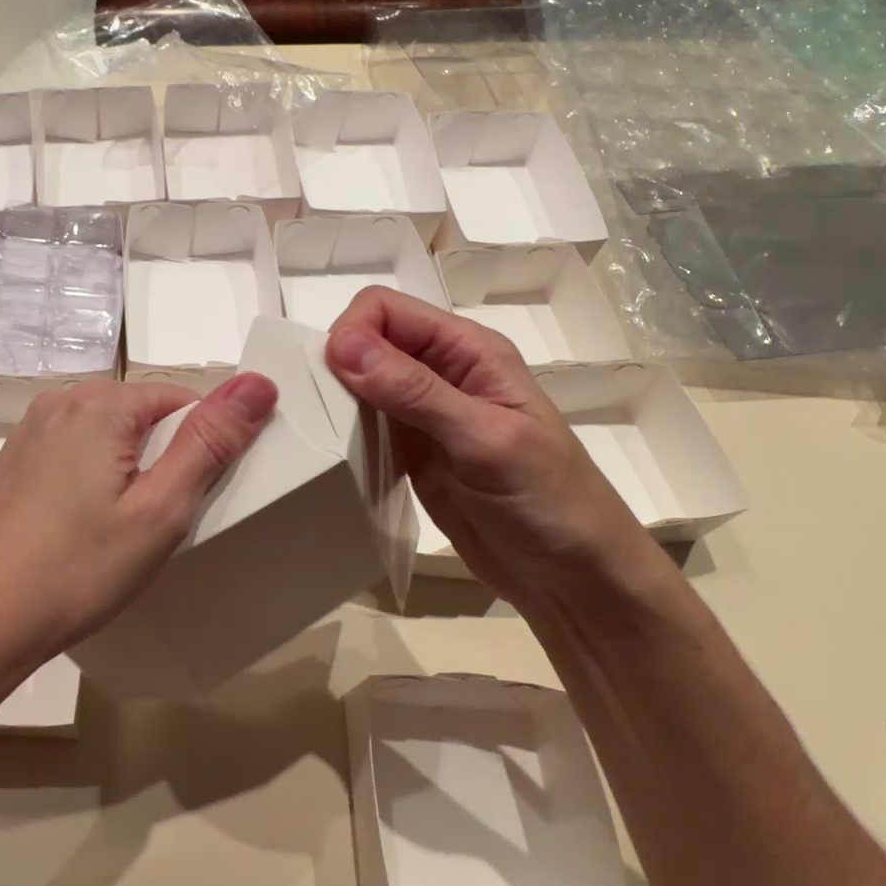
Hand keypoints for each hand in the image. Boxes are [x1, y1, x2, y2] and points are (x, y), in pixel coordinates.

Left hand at [0, 375, 277, 699]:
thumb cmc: (77, 570)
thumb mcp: (160, 510)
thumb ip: (209, 443)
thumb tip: (257, 383)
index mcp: (100, 403)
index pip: (182, 400)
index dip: (201, 447)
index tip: (193, 501)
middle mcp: (58, 402)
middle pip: (140, 416)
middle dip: (160, 460)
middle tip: (156, 524)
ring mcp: (26, 433)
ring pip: (103, 438)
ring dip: (123, 473)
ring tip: (118, 533)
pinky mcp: (8, 465)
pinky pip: (68, 458)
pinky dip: (86, 483)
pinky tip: (78, 532)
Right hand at [324, 286, 658, 609]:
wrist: (572, 576)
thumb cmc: (546, 501)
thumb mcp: (482, 440)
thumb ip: (413, 391)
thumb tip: (342, 344)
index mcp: (467, 351)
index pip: (387, 310)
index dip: (352, 332)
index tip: (331, 378)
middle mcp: (441, 372)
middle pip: (367, 342)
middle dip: (334, 365)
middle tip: (313, 410)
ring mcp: (422, 415)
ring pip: (359, 384)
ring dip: (334, 401)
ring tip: (314, 432)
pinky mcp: (409, 452)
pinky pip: (363, 427)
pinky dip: (343, 434)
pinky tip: (331, 455)